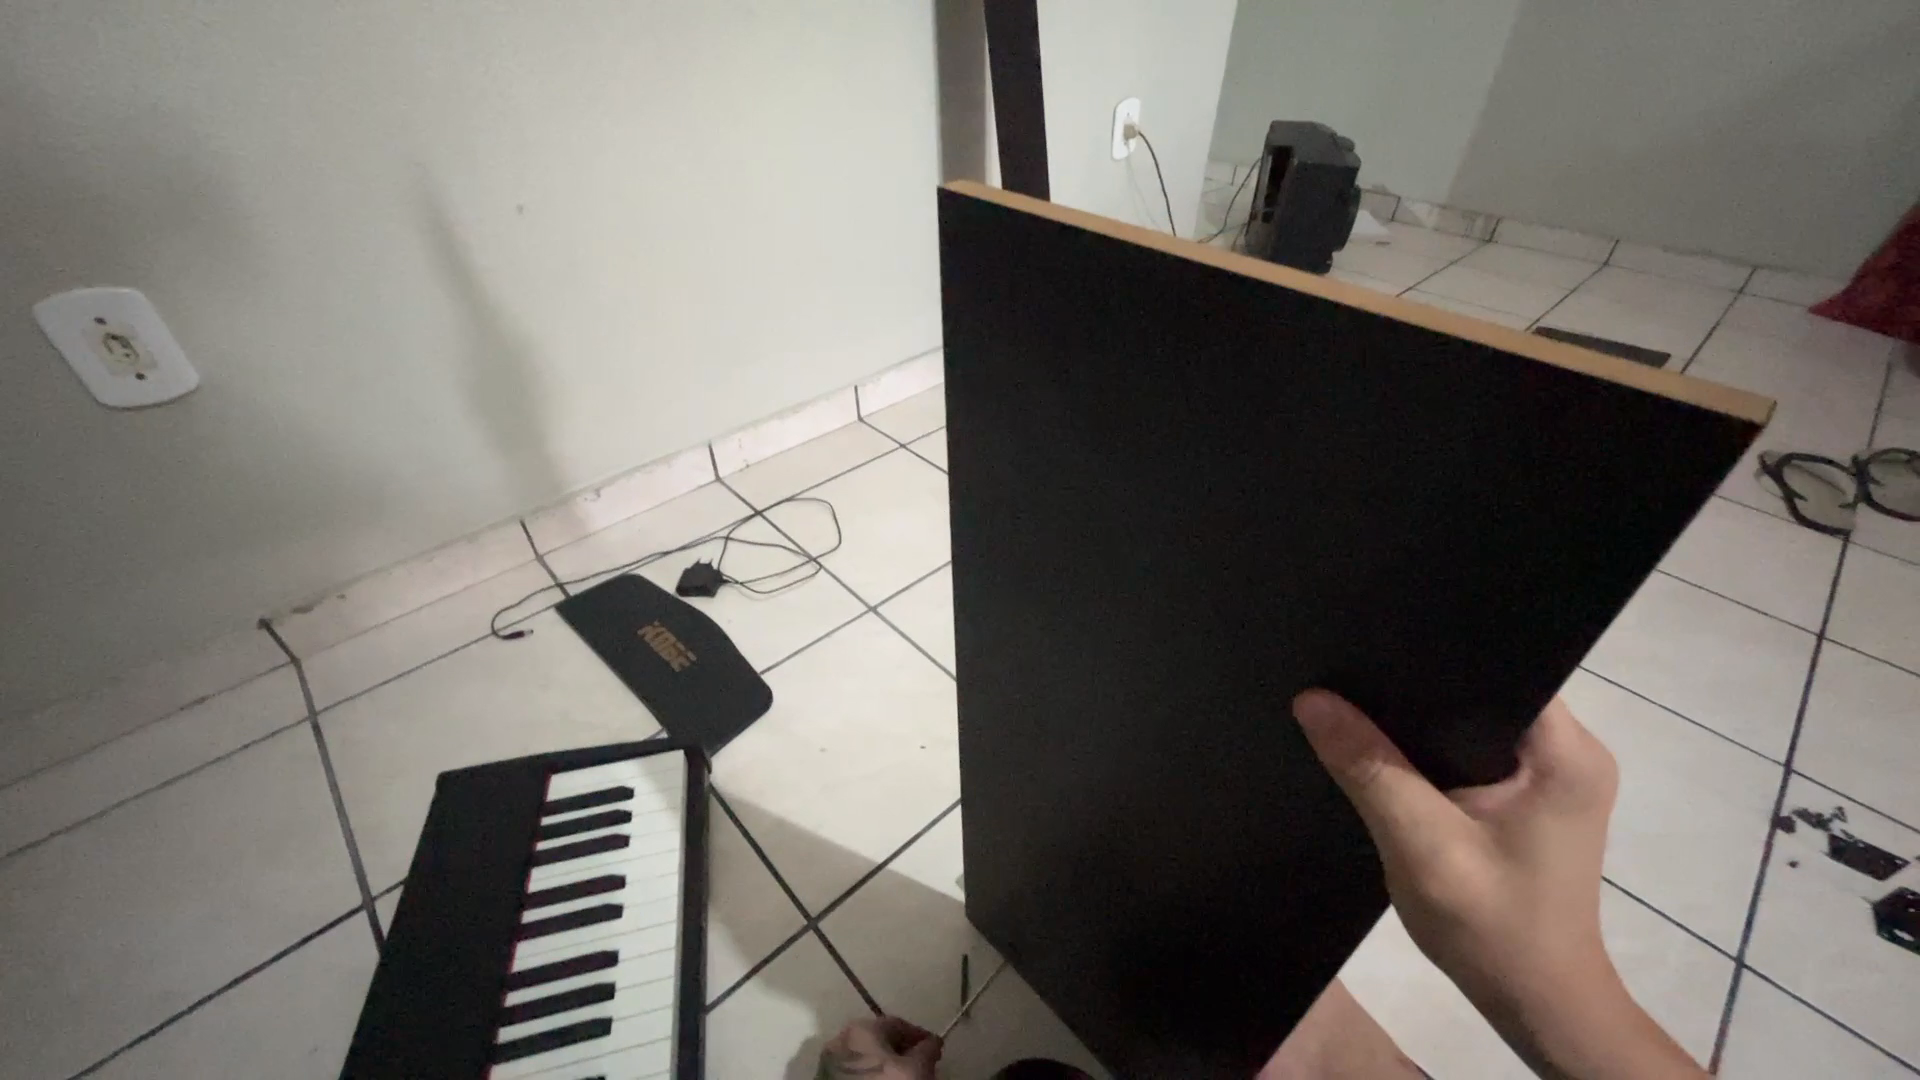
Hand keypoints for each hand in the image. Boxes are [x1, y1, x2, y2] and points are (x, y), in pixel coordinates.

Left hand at [818, 1017, 941, 1079]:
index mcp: (861, 1028)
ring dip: (887, 1068)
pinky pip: (857, 1074)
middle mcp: (842, 1041)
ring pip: (868, 1060)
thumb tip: (932, 1043)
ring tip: (905, 1078)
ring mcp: (831, 1065)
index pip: (897, 1024)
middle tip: (921, 1067)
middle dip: (902, 1053)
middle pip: (880, 1042)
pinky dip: (872, 1077)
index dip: (920, 1037)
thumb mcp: (916, 1069)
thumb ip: (927, 1050)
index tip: (935, 1050)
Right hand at [1293, 691, 1704, 1078]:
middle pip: (1474, 688)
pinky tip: (1378, 745)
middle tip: (1341, 672)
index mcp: (1564, 752)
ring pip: (1462, 716)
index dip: (1425, 651)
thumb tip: (1311, 699)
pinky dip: (1420, 745)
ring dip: (1411, 717)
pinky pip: (1461, 745)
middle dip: (1407, 684)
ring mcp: (1546, 773)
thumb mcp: (1420, 844)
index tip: (1361, 641)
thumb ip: (1368, 767)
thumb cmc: (1493, 926)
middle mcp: (1565, 751)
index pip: (1492, 667)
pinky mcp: (1522, 794)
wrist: (1533, 1002)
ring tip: (1351, 700)